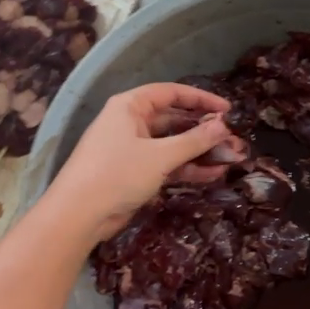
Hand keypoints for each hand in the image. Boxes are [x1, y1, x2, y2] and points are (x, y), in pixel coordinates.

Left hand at [42, 83, 236, 241]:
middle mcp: (131, 123)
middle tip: (231, 139)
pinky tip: (213, 174)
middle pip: (174, 119)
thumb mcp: (160, 156)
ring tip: (228, 159)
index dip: (201, 99)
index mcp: (130, 107)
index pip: (171, 93)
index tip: (227, 110)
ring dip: (199, 152)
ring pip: (173, 144)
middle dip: (203, 130)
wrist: (78, 215)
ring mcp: (133, 149)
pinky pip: (167, 164)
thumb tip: (223, 126)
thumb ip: (194, 140)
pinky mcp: (136, 172)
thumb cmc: (117, 174)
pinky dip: (187, 169)